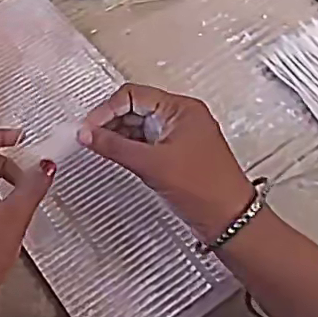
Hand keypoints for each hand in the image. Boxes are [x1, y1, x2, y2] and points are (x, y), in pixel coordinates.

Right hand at [77, 84, 253, 232]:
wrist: (230, 221)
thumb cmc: (206, 190)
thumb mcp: (151, 164)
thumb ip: (113, 145)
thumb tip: (87, 133)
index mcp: (181, 109)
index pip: (132, 95)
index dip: (106, 110)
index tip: (89, 128)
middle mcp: (181, 116)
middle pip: (133, 107)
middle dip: (109, 121)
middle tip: (90, 137)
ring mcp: (178, 134)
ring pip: (137, 123)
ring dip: (117, 134)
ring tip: (100, 147)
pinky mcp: (175, 151)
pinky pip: (144, 139)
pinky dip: (127, 145)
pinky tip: (115, 154)